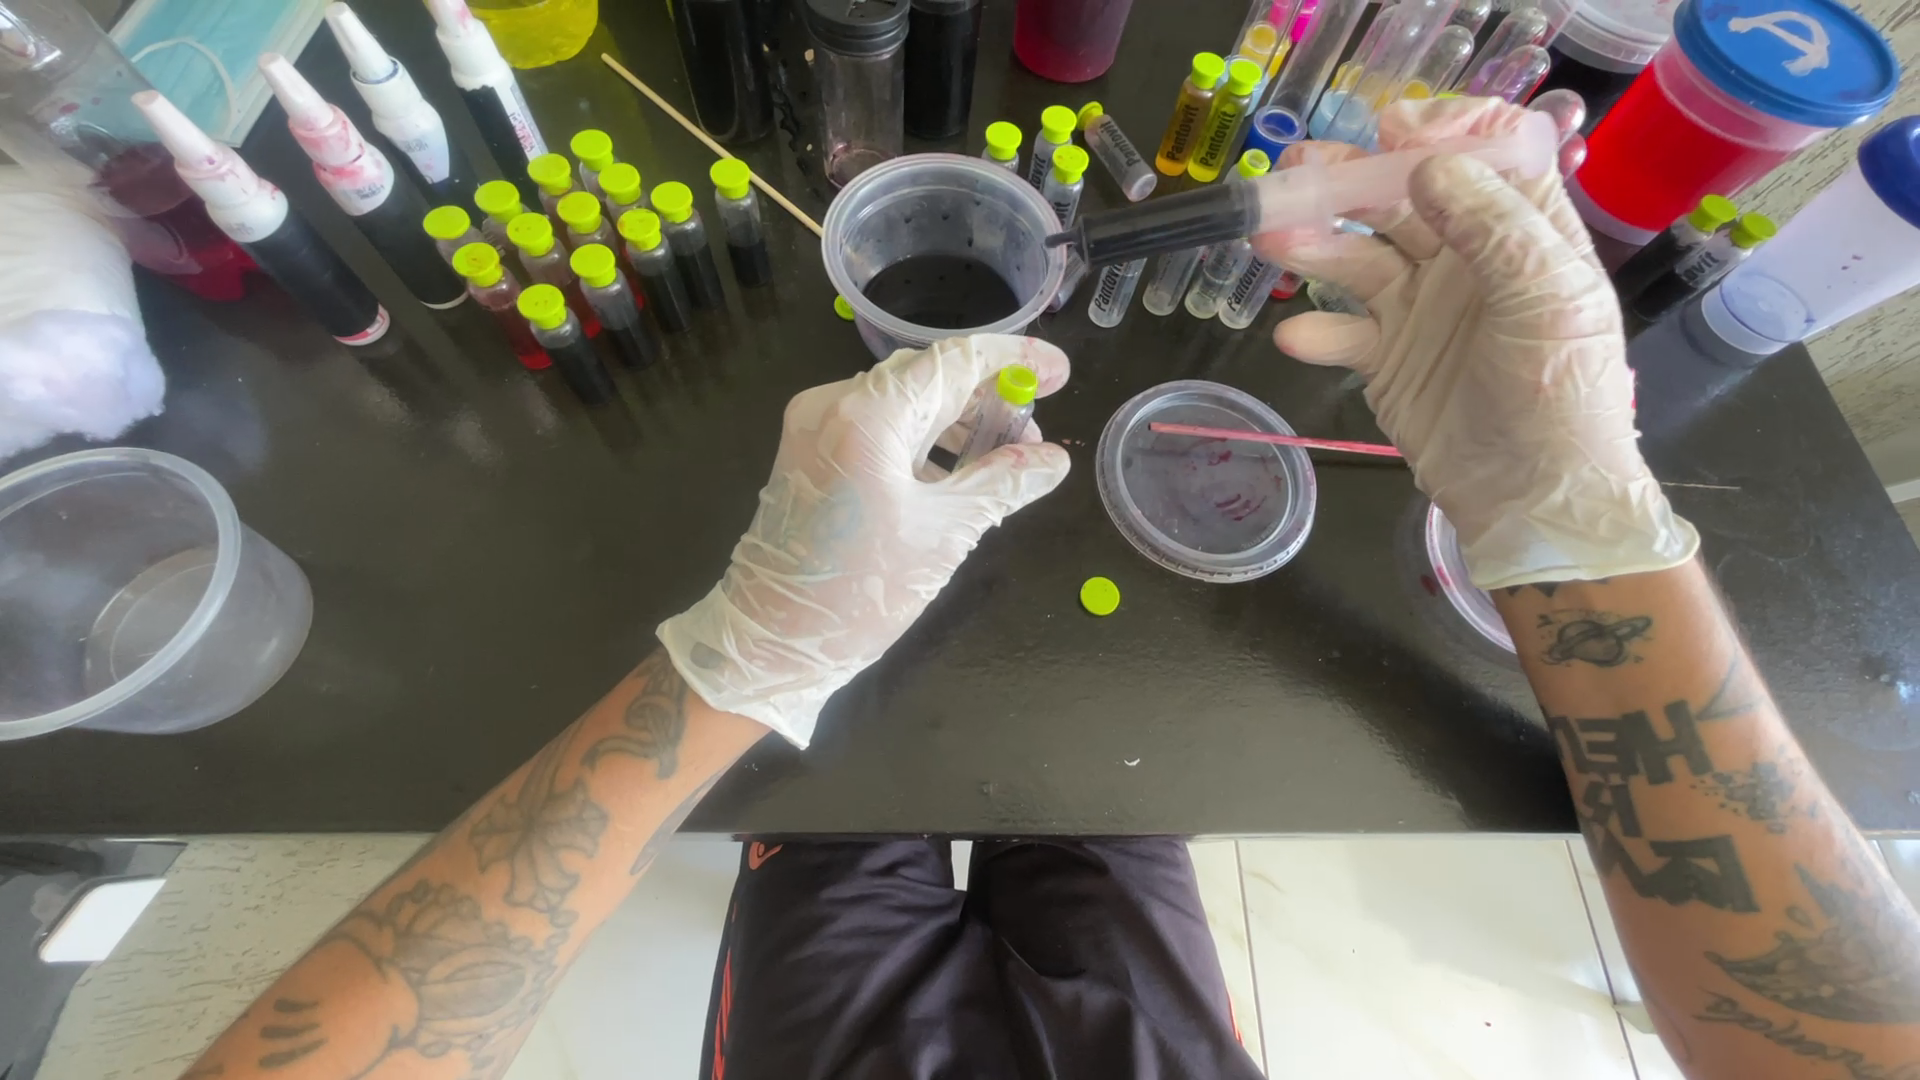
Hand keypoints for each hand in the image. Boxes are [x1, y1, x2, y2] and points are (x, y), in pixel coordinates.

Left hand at [658, 335, 1071, 746]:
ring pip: (902, 404)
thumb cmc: (859, 594)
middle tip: (1033, 429)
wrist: (769, 642)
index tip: (1058, 372)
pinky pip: (878, 430)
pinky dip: (922, 444)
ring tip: (1003, 457)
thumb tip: (1055, 458)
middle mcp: (832, 404)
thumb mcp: (944, 535)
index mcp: (865, 415)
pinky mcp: (810, 453)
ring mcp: (814, 427)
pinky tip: (956, 473)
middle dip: (986, 397)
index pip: (953, 361)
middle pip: (926, 378)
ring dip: (956, 422)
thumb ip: (1003, 483)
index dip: (1013, 361)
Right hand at [1256, 97, 1696, 589]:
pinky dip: (1317, 335)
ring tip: (1269, 240)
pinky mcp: (1383, 357)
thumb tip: (1427, 169)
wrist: (1528, 491)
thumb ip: (1494, 227)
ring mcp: (1418, 310)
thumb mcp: (1546, 299)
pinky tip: (1295, 338)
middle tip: (1293, 173)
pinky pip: (1342, 333)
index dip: (1437, 135)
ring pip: (1358, 263)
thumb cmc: (1559, 393)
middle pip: (1400, 205)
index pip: (1481, 158)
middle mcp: (1465, 261)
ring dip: (1315, 250)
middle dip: (1350, 184)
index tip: (1389, 129)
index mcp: (1521, 232)